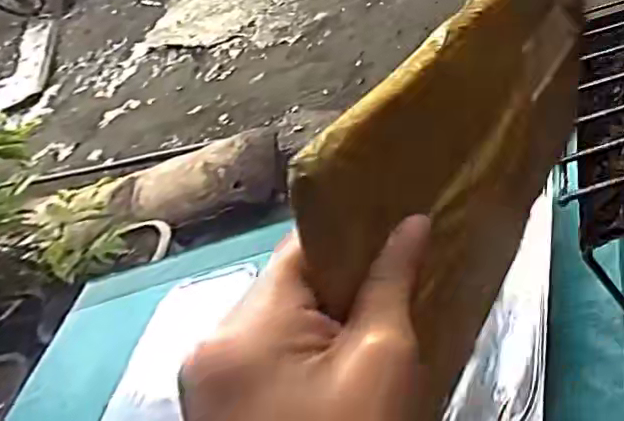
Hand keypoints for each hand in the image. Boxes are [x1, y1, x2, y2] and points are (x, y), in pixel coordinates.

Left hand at [181, 215, 431, 420]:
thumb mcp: (381, 357)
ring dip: (334, 310)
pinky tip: (352, 348)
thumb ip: (392, 278)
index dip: (358, 230)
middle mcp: (211, 346)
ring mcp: (211, 384)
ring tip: (383, 304)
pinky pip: (275, 351)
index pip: (307, 245)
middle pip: (295, 279)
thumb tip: (412, 221)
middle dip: (349, 276)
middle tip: (401, 268)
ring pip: (287, 315)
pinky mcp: (223, 411)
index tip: (401, 223)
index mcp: (241, 330)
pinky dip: (314, 344)